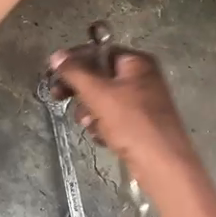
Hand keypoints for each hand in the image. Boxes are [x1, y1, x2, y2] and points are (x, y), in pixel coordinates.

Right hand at [49, 48, 200, 185]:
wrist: (163, 165)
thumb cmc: (132, 123)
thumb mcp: (99, 94)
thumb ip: (75, 73)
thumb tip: (56, 55)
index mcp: (137, 63)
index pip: (98, 52)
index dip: (74, 60)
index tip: (52, 72)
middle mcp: (141, 78)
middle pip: (99, 76)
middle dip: (81, 91)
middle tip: (58, 97)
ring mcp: (142, 102)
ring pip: (103, 99)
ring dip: (90, 112)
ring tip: (90, 124)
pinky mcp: (140, 124)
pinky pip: (112, 117)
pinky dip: (103, 125)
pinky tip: (102, 137)